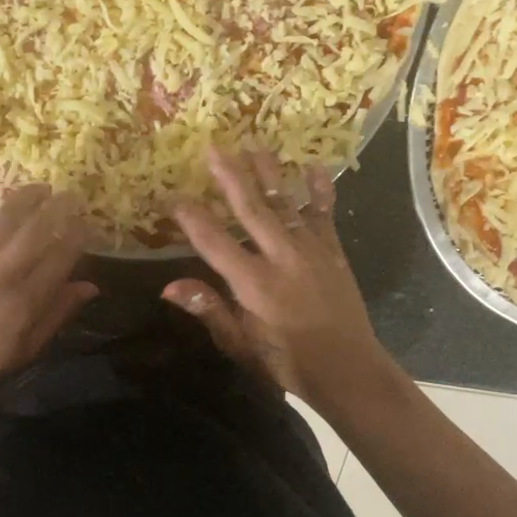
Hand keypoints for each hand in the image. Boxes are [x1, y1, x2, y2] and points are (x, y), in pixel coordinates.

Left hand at [0, 164, 99, 392]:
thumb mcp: (30, 347)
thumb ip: (58, 313)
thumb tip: (91, 285)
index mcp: (24, 303)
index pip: (59, 260)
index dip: (77, 238)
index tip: (89, 223)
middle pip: (34, 233)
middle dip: (58, 210)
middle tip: (73, 195)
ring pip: (2, 220)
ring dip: (25, 198)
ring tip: (42, 186)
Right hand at [163, 148, 393, 407]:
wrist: (348, 370)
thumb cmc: (286, 363)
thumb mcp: (239, 344)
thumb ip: (208, 310)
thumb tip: (169, 287)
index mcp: (253, 284)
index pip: (214, 243)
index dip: (192, 219)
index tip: (174, 198)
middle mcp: (281, 258)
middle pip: (251, 210)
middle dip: (230, 178)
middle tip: (214, 148)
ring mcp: (311, 251)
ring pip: (285, 203)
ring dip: (268, 173)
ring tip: (254, 145)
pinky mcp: (333, 252)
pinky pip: (323, 214)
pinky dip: (318, 190)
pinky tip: (312, 167)